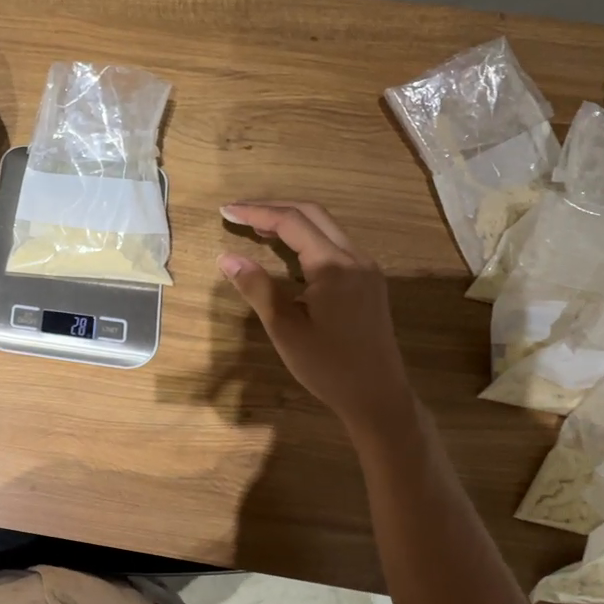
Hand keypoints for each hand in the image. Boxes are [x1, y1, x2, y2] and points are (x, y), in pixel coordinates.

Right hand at [218, 201, 415, 427]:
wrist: (378, 396)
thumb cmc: (327, 366)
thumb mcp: (284, 328)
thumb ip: (257, 287)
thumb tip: (226, 257)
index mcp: (334, 266)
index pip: (291, 222)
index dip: (256, 212)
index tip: (225, 211)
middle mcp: (355, 258)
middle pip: (312, 214)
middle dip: (273, 208)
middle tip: (237, 213)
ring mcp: (366, 268)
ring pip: (325, 226)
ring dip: (290, 220)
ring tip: (255, 228)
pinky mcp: (368, 281)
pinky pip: (334, 243)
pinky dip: (305, 237)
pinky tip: (285, 250)